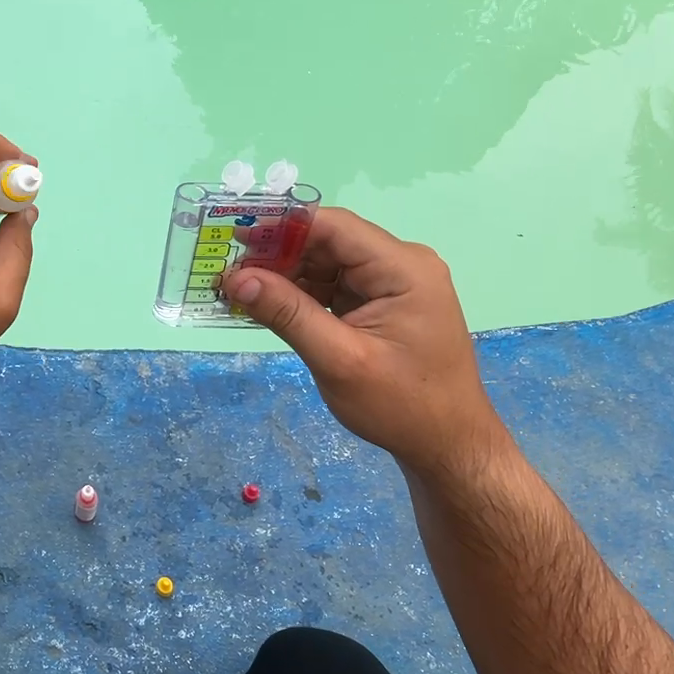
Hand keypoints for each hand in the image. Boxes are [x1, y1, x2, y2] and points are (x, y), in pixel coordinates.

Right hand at [221, 208, 513, 480]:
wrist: (446, 446)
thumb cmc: (401, 405)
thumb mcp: (338, 360)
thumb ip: (287, 314)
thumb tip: (236, 278)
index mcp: (403, 269)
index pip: (334, 227)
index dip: (281, 227)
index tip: (233, 238)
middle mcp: (401, 265)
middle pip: (327, 242)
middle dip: (275, 253)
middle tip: (226, 271)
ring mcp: (391, 284)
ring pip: (325, 262)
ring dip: (282, 274)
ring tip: (236, 288)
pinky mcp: (380, 302)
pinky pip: (332, 284)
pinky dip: (298, 292)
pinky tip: (265, 303)